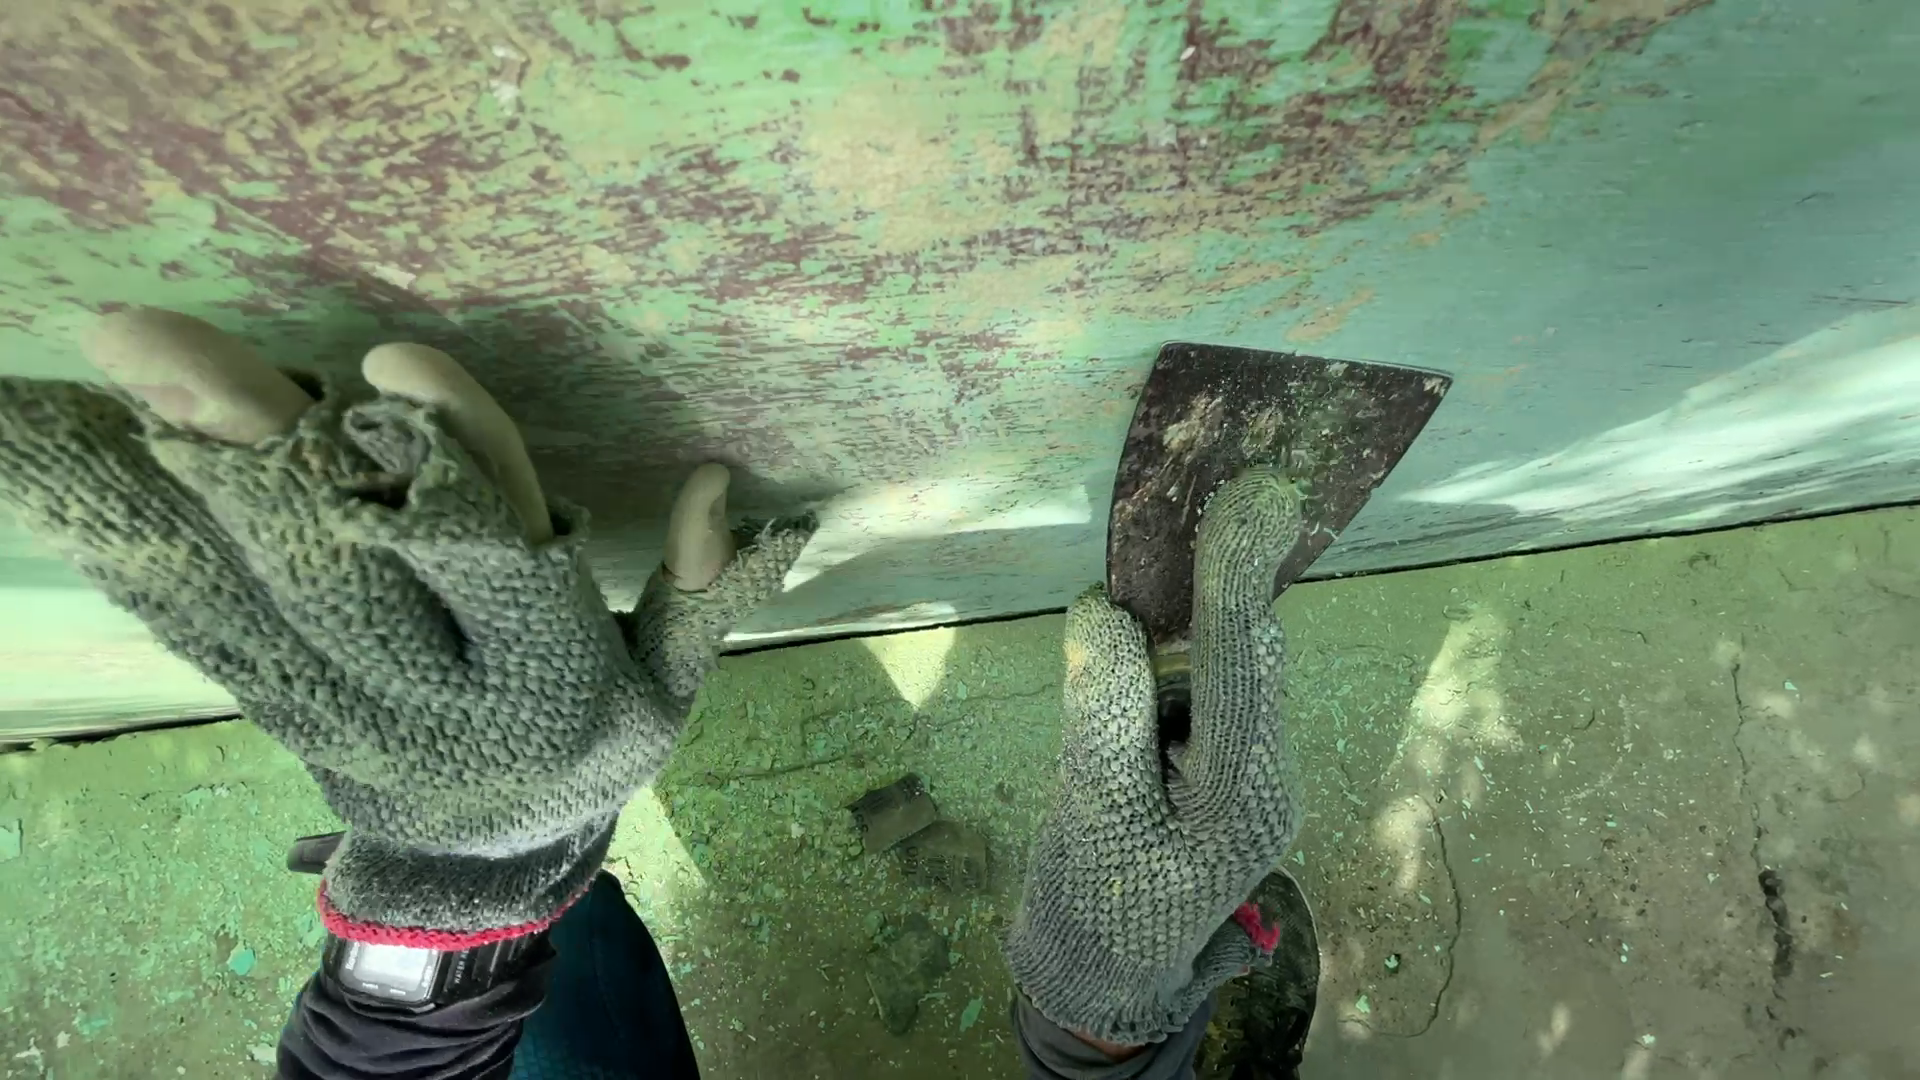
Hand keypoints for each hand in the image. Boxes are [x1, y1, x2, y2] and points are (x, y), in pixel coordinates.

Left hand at [0, 309, 810, 945]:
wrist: (491, 862)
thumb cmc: (600, 746)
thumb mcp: (677, 680)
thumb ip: (705, 586)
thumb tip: (722, 481)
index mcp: (557, 685)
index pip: (507, 567)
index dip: (461, 469)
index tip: (400, 362)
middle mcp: (437, 697)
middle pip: (346, 573)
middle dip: (262, 455)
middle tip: (161, 340)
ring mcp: (335, 706)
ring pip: (243, 593)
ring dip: (155, 485)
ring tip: (70, 379)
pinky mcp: (271, 704)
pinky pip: (191, 621)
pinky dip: (116, 535)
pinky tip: (45, 444)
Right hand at [1003, 468, 1301, 1044]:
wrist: (1101, 968)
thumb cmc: (1096, 902)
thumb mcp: (1092, 813)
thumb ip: (1103, 715)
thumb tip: (1101, 613)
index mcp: (1248, 792)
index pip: (1243, 666)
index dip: (1238, 578)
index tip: (1252, 498)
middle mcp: (1264, 772)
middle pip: (1249, 656)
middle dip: (1229, 580)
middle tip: (1225, 505)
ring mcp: (1244, 768)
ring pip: (1225, 666)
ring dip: (1196, 614)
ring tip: (1168, 582)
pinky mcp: (1214, 762)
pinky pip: (1199, 685)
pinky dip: (1172, 649)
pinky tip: (1141, 642)